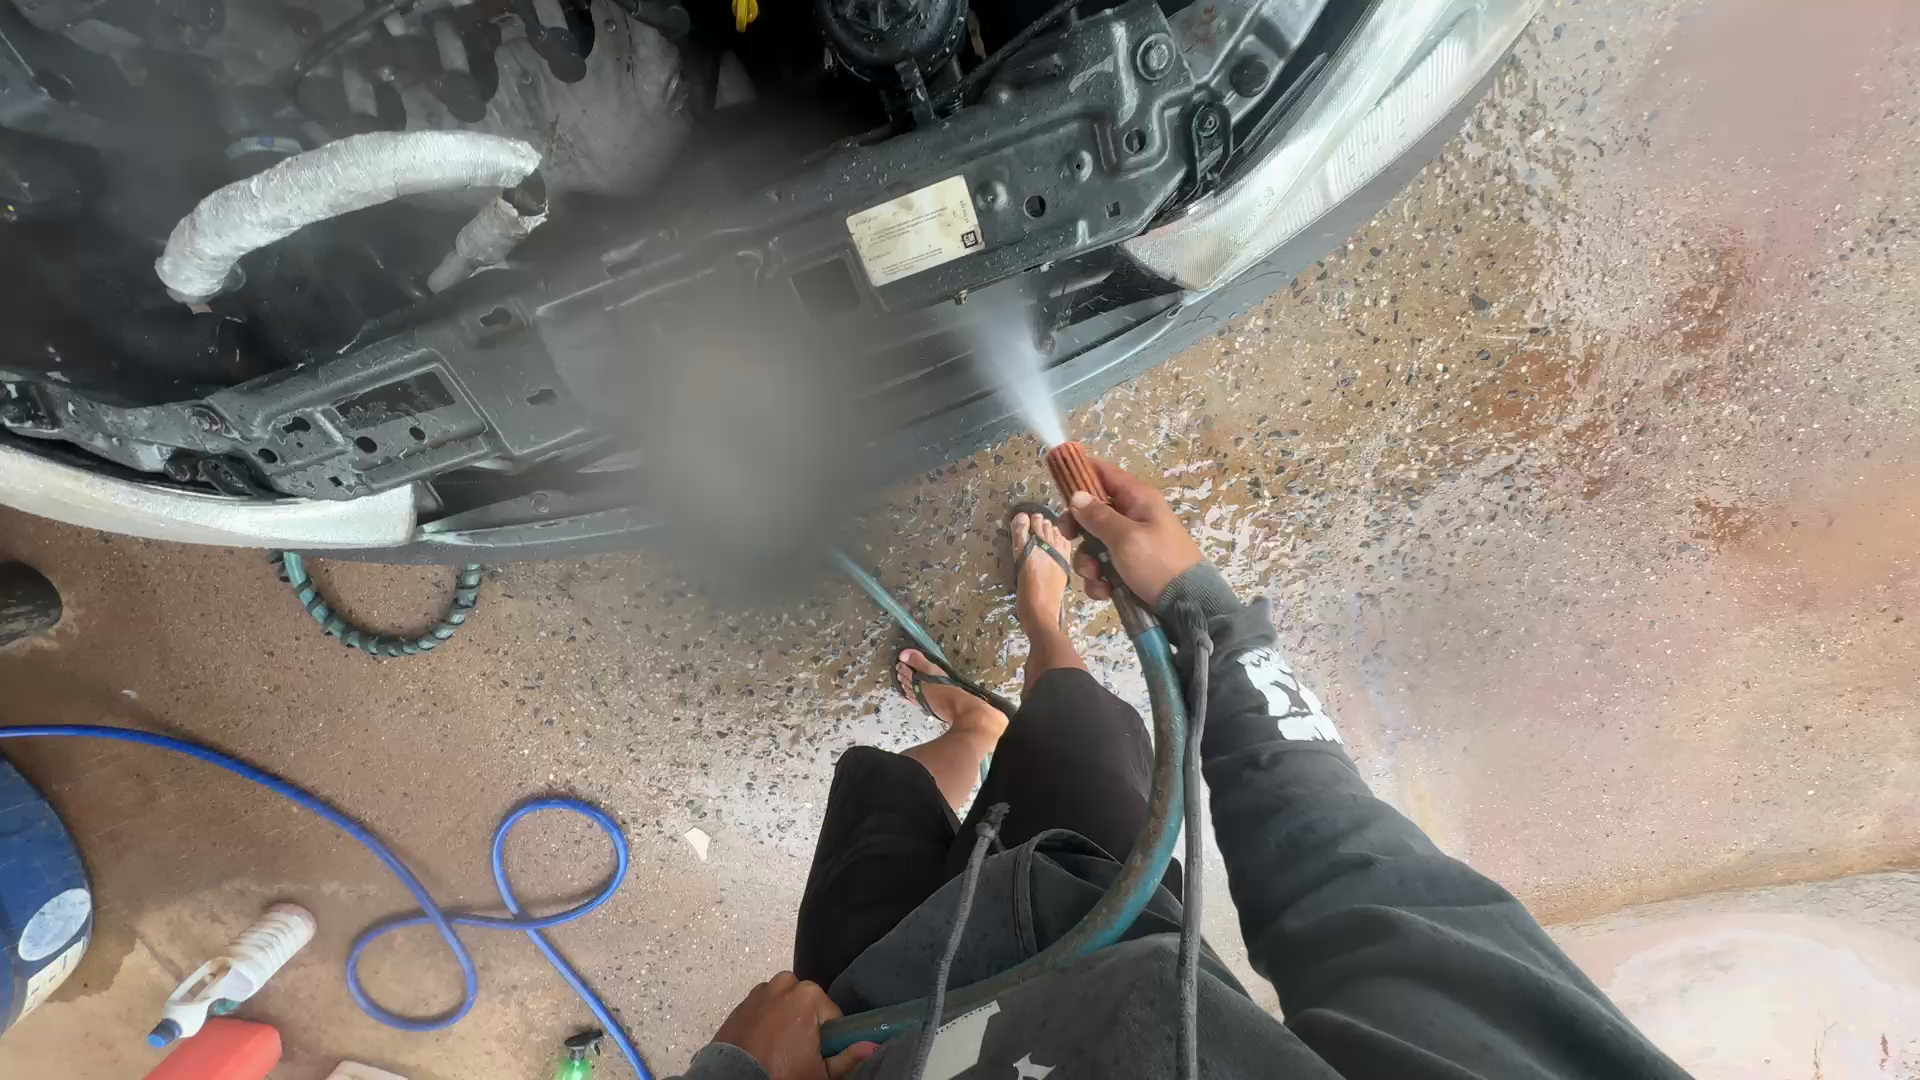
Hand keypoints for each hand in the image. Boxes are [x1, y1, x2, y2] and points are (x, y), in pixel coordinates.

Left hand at [711, 972, 877, 1079]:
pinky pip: (761, 1011)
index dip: (829, 1040)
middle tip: (799, 1058)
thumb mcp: (819, 1076)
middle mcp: (784, 984)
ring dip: (785, 1023)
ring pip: (783, 1005)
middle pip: (806, 1006)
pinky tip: (762, 1049)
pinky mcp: (739, 1006)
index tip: (819, 1058)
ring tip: (779, 1054)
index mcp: (808, 994)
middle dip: (806, 1027)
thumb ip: (847, 1059)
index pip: (831, 1015)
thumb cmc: (780, 1077)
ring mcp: (759, 993)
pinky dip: (764, 1025)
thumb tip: (871, 1046)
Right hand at [1062, 456, 1202, 606]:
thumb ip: (1098, 516)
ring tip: (1097, 576)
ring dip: (1087, 561)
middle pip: (1091, 511)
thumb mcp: (1125, 537)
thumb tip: (1076, 496)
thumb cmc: (1158, 563)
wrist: (1187, 606)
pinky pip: (1102, 567)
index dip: (1080, 474)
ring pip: (1093, 543)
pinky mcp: (1127, 568)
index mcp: (1137, 499)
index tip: (1058, 485)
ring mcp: (1129, 544)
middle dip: (1077, 528)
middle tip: (1069, 538)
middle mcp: (1132, 517)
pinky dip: (1099, 580)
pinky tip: (1105, 591)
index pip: (1104, 473)